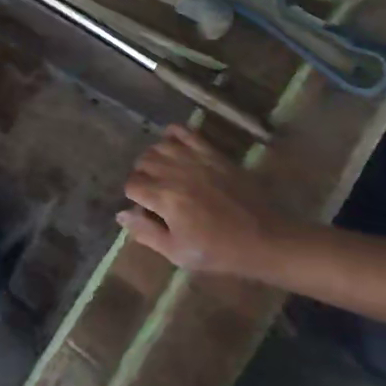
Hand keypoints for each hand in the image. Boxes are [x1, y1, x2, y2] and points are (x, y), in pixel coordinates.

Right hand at [119, 125, 295, 278]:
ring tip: (163, 173)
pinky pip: (185, 132)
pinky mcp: (213, 154)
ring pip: (159, 146)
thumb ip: (146, 232)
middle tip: (153, 192)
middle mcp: (176, 174)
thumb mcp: (177, 253)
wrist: (265, 239)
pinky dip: (173, 135)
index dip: (134, 197)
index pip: (132, 185)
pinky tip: (174, 147)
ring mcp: (196, 160)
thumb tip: (121, 214)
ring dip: (155, 158)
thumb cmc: (219, 252)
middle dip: (142, 176)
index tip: (145, 208)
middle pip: (143, 162)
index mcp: (165, 199)